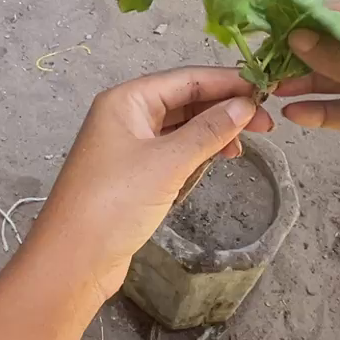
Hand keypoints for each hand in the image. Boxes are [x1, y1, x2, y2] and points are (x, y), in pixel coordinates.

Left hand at [25, 67, 273, 298]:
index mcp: (127, 100)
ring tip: (241, 148)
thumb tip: (245, 106)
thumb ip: (208, 131)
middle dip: (224, 109)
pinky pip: (173, 151)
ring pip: (181, 127)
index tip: (266, 91)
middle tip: (266, 125)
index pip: (187, 79)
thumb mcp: (168, 163)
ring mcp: (129, 145)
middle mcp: (126, 115)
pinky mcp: (134, 173)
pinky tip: (216, 160)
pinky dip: (196, 154)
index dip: (228, 83)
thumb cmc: (114, 203)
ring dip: (212, 133)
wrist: (74, 260)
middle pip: (185, 100)